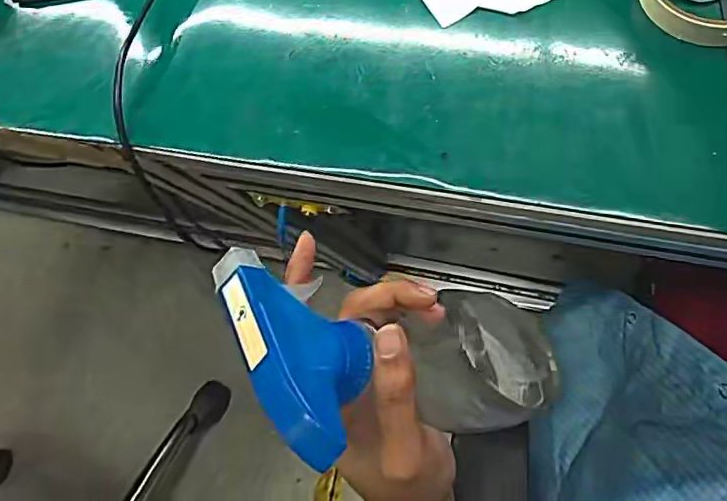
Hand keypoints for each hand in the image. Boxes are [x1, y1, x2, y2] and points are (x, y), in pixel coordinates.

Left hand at [285, 232, 453, 500]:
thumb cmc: (403, 485)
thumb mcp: (401, 448)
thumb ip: (394, 395)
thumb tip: (389, 332)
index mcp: (320, 396)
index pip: (297, 331)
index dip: (297, 285)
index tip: (306, 249)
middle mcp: (332, 374)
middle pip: (344, 312)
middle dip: (382, 293)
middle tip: (419, 295)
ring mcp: (354, 367)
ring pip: (367, 311)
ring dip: (398, 297)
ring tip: (429, 302)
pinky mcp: (377, 363)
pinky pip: (385, 321)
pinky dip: (405, 307)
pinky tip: (425, 308)